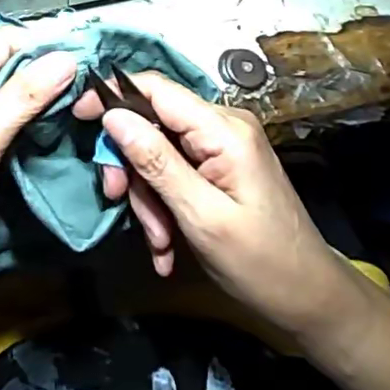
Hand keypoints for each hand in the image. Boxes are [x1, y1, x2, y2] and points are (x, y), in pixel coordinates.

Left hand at [0, 29, 76, 293]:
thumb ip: (25, 96)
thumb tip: (69, 58)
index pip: (3, 42)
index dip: (44, 45)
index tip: (90, 55)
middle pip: (10, 60)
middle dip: (48, 68)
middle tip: (92, 80)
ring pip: (14, 85)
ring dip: (45, 91)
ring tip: (85, 96)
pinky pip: (10, 109)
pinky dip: (35, 111)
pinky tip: (61, 115)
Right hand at [74, 71, 366, 343]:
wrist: (311, 300)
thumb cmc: (261, 263)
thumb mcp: (201, 216)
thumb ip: (157, 162)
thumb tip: (114, 116)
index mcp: (223, 128)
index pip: (156, 89)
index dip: (114, 95)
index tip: (78, 115)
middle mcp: (222, 126)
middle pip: (153, 125)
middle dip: (134, 169)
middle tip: (119, 202)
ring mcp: (222, 147)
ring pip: (159, 155)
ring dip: (149, 201)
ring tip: (161, 244)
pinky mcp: (221, 167)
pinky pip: (177, 174)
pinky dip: (165, 207)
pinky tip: (168, 248)